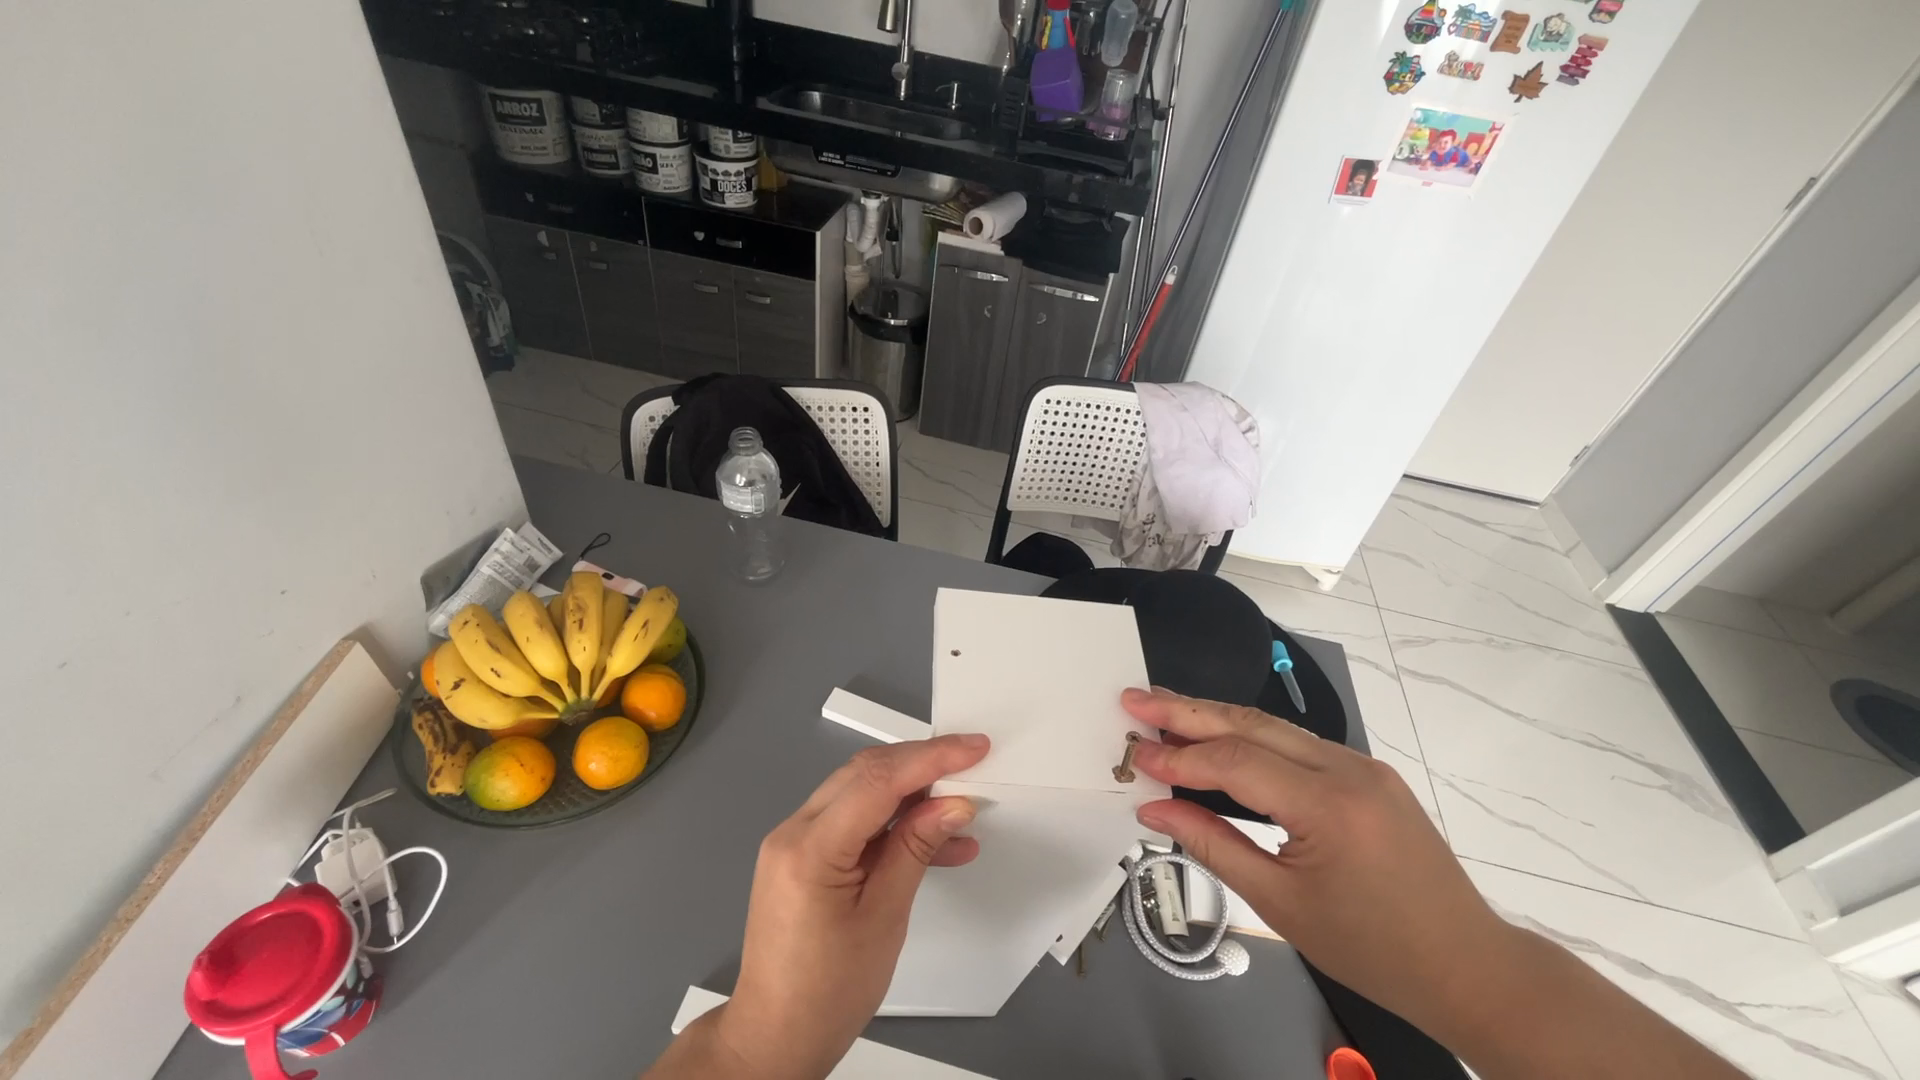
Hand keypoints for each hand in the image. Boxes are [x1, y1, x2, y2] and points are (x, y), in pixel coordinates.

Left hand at [657, 735, 989, 1079]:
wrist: (776, 1036)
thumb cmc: (828, 991)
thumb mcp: (884, 918)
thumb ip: (916, 849)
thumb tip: (954, 805)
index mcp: (809, 849)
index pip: (876, 781)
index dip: (930, 758)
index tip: (974, 749)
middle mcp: (793, 832)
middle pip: (865, 775)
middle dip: (921, 764)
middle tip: (972, 765)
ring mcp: (793, 842)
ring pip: (860, 792)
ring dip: (911, 794)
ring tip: (961, 809)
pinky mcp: (802, 856)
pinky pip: (853, 821)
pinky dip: (893, 824)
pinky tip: (935, 842)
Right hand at [1122, 688, 1515, 1034]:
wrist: (1468, 965)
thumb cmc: (1372, 949)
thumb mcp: (1280, 904)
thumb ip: (1212, 845)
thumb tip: (1155, 809)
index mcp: (1329, 806)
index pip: (1236, 763)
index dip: (1179, 757)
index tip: (1134, 755)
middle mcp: (1348, 769)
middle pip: (1252, 725)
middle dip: (1187, 709)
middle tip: (1135, 699)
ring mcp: (1363, 766)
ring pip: (1275, 727)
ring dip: (1216, 719)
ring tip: (1164, 711)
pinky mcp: (1369, 774)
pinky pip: (1297, 745)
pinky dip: (1250, 739)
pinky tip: (1219, 741)